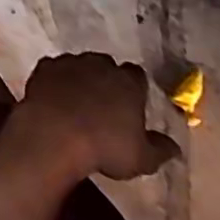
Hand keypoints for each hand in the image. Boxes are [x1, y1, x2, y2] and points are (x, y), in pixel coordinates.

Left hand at [12, 53, 182, 181]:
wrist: (55, 132)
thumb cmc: (105, 146)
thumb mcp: (142, 158)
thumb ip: (159, 149)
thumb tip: (175, 147)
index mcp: (127, 82)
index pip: (137, 75)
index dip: (136, 86)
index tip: (134, 100)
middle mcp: (99, 64)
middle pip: (107, 65)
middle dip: (107, 78)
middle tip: (106, 101)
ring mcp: (69, 61)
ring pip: (79, 63)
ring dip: (81, 76)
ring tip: (79, 99)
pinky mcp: (45, 66)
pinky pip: (54, 68)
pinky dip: (56, 78)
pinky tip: (55, 95)